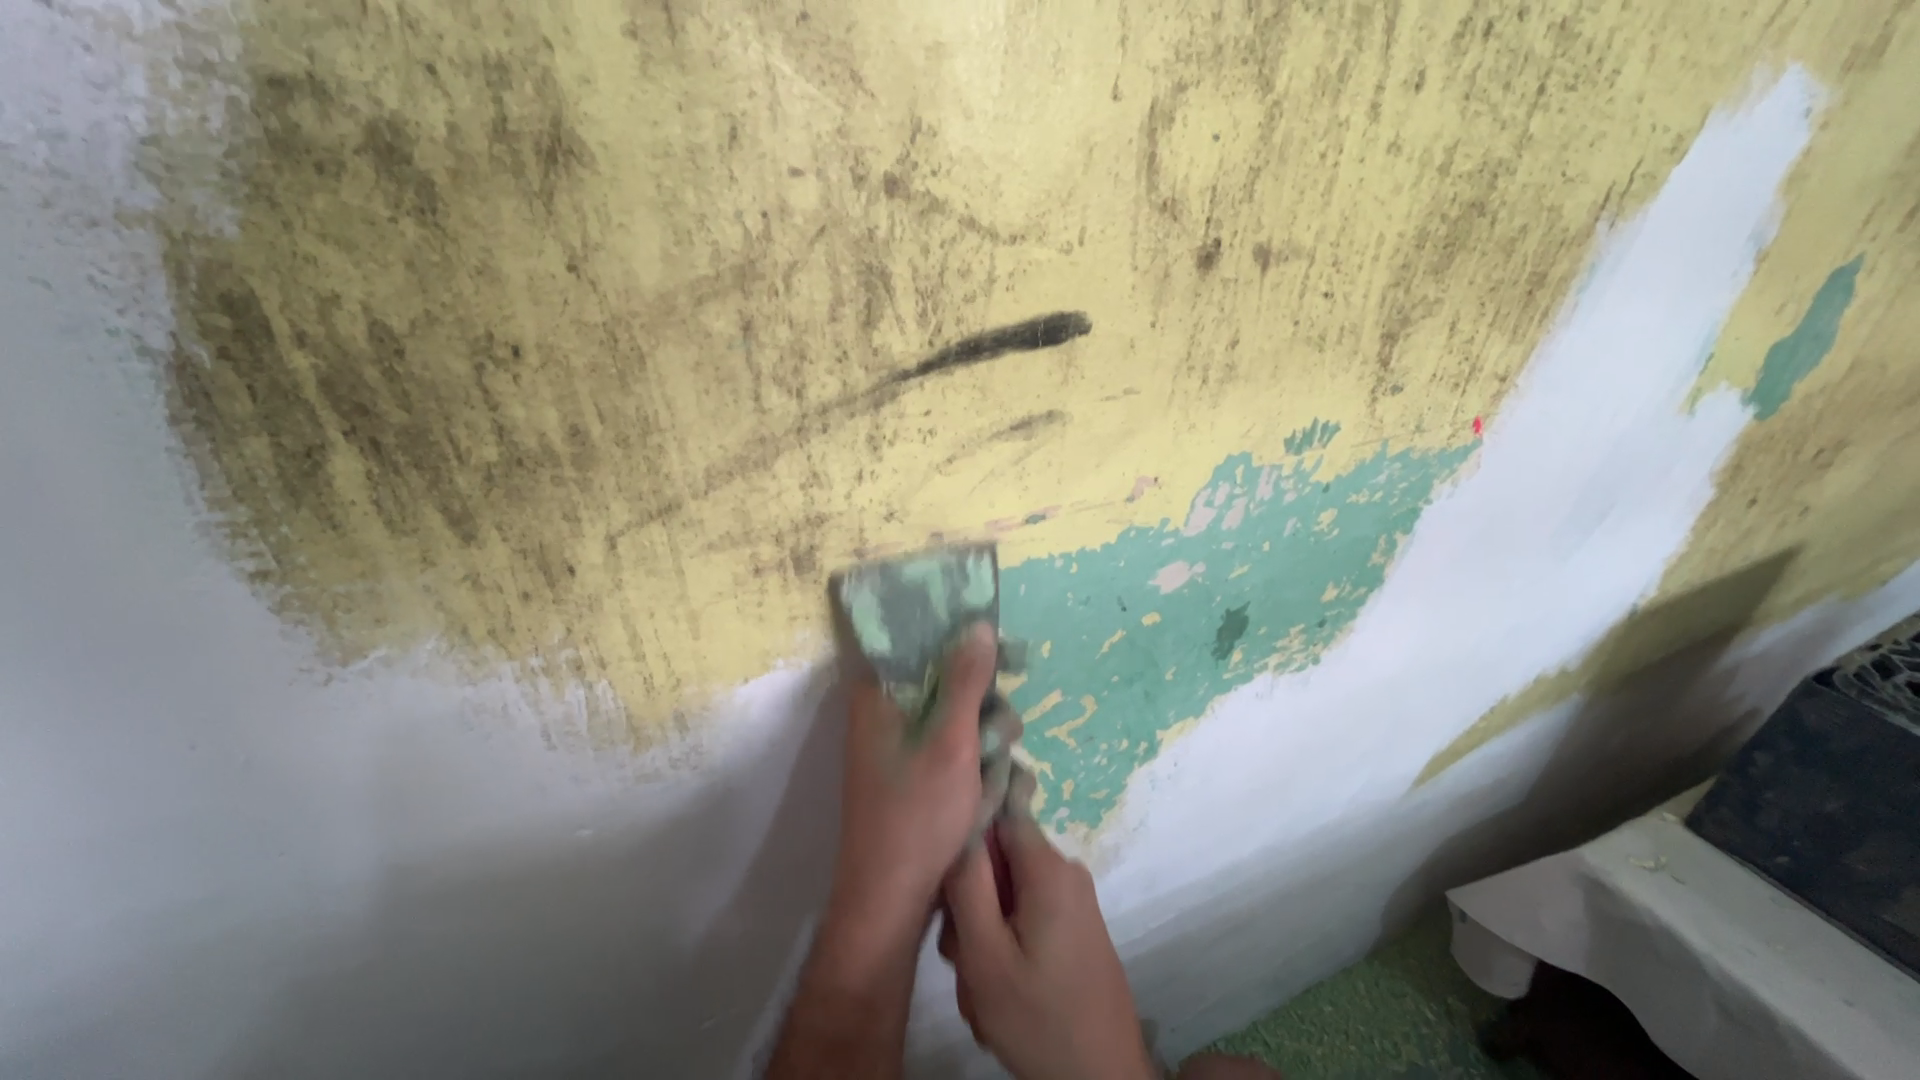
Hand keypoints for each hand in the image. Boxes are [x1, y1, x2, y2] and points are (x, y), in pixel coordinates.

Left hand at [830, 622, 998, 929]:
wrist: (891, 901)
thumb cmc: (916, 816)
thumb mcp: (950, 742)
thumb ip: (965, 681)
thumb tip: (978, 624)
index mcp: (877, 696)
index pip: (919, 643)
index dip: (963, 643)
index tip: (1003, 654)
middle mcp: (884, 715)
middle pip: (947, 683)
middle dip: (984, 707)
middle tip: (999, 738)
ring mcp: (899, 748)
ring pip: (958, 720)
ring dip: (986, 742)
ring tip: (997, 776)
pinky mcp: (915, 776)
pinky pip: (954, 750)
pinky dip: (976, 764)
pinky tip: (993, 790)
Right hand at [941, 814, 1157, 1079]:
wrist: (1101, 1079)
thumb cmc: (1039, 1018)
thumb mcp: (985, 954)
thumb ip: (967, 884)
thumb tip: (963, 822)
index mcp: (1049, 868)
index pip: (997, 815)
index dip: (966, 845)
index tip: (951, 891)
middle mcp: (1066, 872)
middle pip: (998, 862)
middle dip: (972, 906)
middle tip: (967, 958)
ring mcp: (1074, 902)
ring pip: (1006, 897)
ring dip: (984, 938)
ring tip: (986, 986)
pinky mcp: (1075, 929)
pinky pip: (1025, 920)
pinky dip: (1006, 951)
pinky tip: (1004, 991)